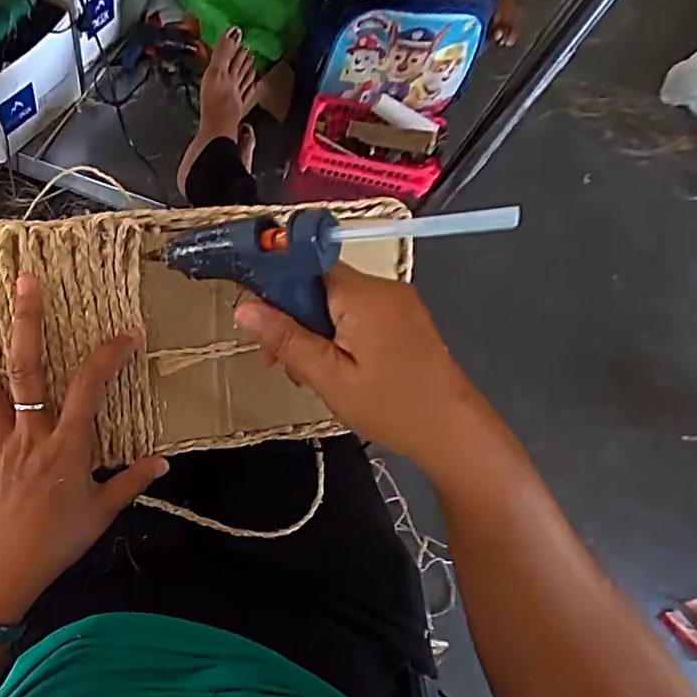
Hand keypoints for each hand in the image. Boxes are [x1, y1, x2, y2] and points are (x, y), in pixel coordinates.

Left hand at [0, 274, 169, 624]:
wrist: (4, 568)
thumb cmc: (58, 539)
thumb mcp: (102, 512)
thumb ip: (131, 482)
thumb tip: (162, 463)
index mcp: (66, 446)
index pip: (88, 388)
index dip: (107, 357)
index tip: (125, 336)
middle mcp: (31, 434)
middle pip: (26, 369)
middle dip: (25, 322)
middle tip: (25, 284)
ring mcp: (2, 442)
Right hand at [233, 263, 483, 471]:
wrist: (451, 431)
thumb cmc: (393, 407)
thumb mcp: (329, 378)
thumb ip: (286, 339)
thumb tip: (245, 309)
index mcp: (364, 295)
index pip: (306, 266)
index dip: (275, 286)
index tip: (257, 319)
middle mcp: (382, 288)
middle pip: (319, 285)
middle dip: (292, 319)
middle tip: (278, 362)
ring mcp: (396, 303)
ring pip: (335, 302)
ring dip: (313, 331)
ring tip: (308, 373)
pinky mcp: (402, 319)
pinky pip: (356, 314)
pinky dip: (336, 336)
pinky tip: (333, 368)